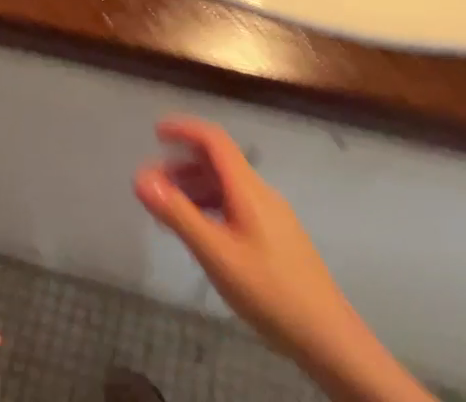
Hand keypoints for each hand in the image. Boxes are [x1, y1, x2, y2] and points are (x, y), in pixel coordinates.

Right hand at [133, 117, 340, 358]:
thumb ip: (178, 215)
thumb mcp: (216, 254)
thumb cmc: (268, 291)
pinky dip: (209, 207)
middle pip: (219, 162)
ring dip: (194, 188)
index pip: (214, 141)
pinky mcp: (274, 236)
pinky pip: (235, 206)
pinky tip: (198, 232)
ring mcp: (271, 215)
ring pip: (226, 186)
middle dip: (182, 164)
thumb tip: (141, 177)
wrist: (325, 335)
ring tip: (166, 211)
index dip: (184, 130)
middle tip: (152, 184)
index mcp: (248, 190)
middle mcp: (261, 194)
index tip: (155, 132)